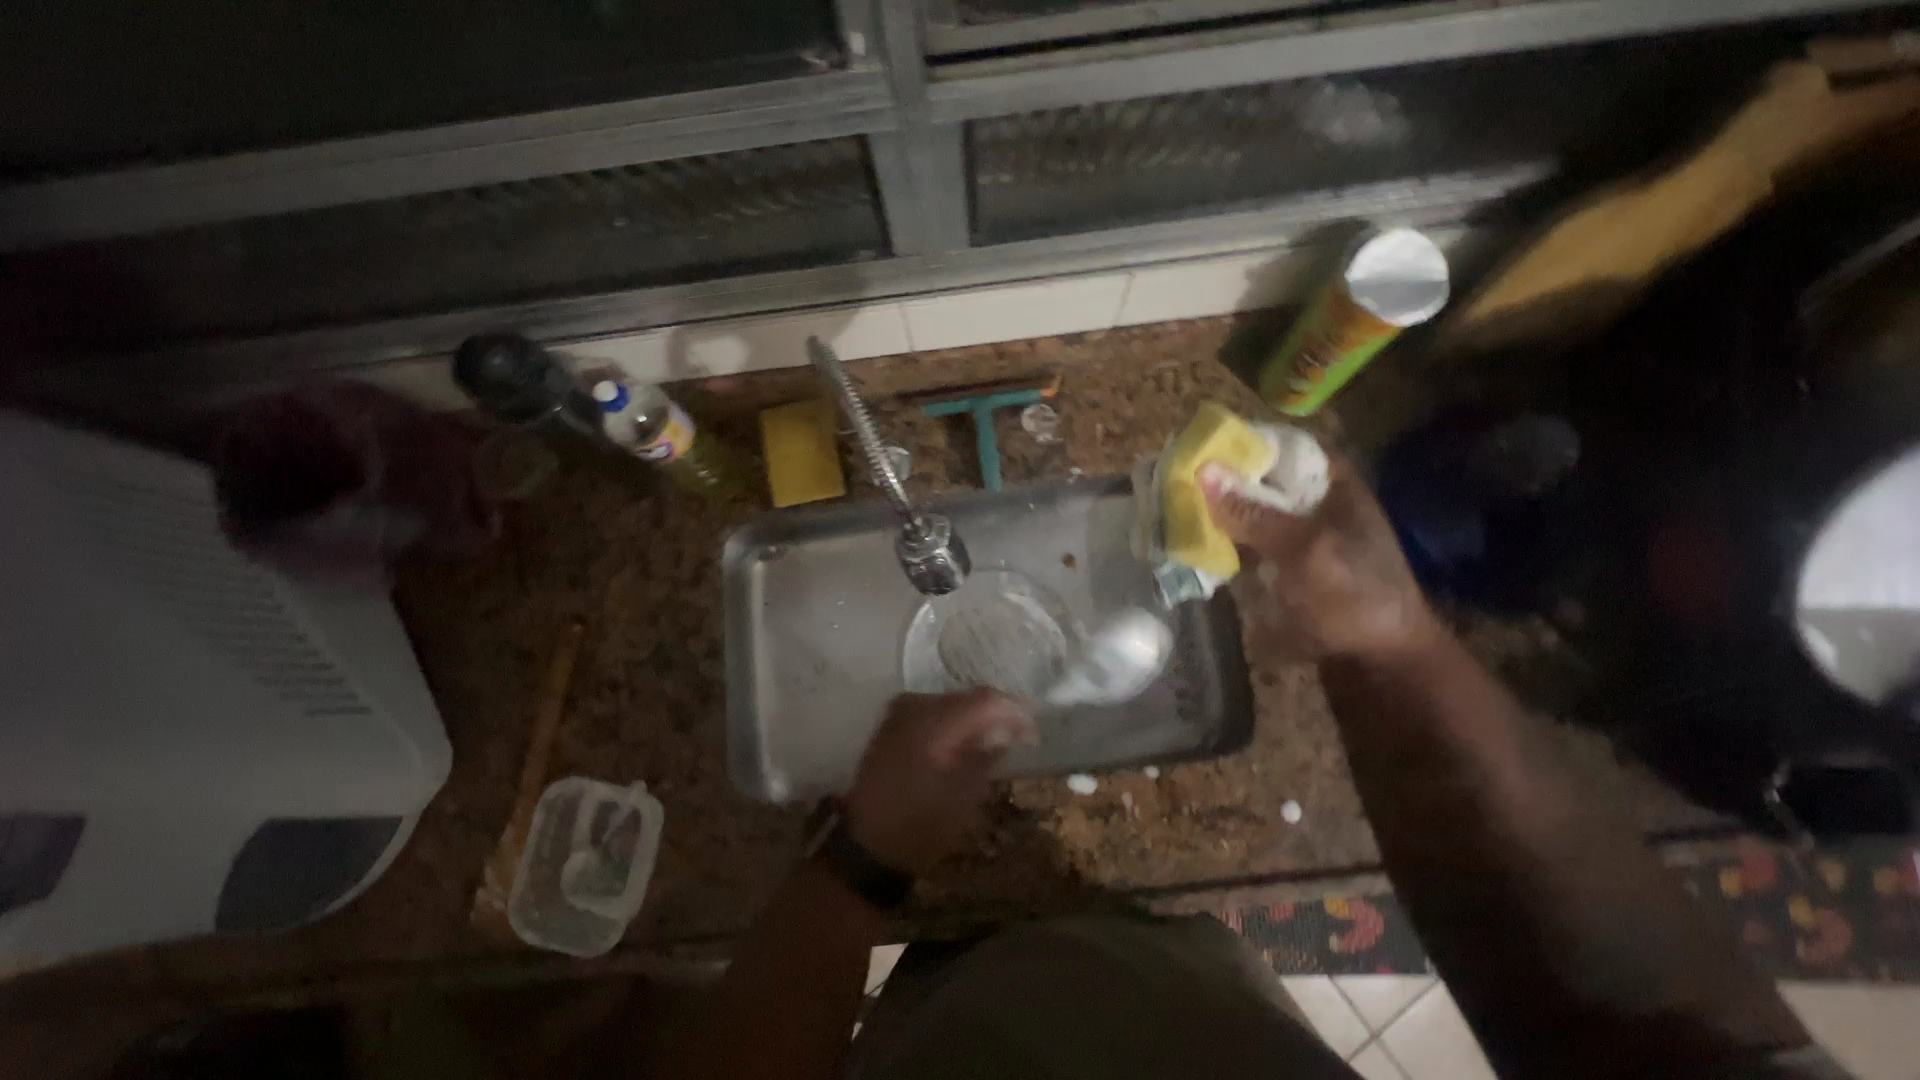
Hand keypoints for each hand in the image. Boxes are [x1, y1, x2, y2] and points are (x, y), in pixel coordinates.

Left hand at [844, 690, 1036, 875]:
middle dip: (998, 713)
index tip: (1036, 733)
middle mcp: (914, 706)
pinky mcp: (891, 727)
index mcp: (932, 720)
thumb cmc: (919, 825)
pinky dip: (955, 724)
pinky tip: (969, 741)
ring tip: (1001, 739)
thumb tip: (1008, 730)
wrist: (865, 846)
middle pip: (968, 698)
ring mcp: (898, 714)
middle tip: (1024, 736)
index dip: (1015, 711)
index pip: (985, 700)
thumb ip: (987, 755)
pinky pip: (933, 713)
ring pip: (951, 704)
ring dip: (977, 718)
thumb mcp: (963, 795)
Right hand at [1201, 456, 1438, 661]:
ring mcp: (1303, 538)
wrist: (1386, 663)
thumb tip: (1202, 473)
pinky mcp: (1289, 570)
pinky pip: (1250, 546)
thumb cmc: (1356, 597)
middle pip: (1262, 479)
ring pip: (1251, 513)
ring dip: (1219, 516)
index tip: (1200, 450)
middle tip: (1177, 487)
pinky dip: (1226, 546)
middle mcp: (1317, 504)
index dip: (1244, 444)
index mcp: (1334, 484)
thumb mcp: (1306, 551)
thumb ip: (1255, 514)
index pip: (1283, 446)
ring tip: (1178, 516)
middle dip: (1222, 483)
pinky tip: (1199, 549)